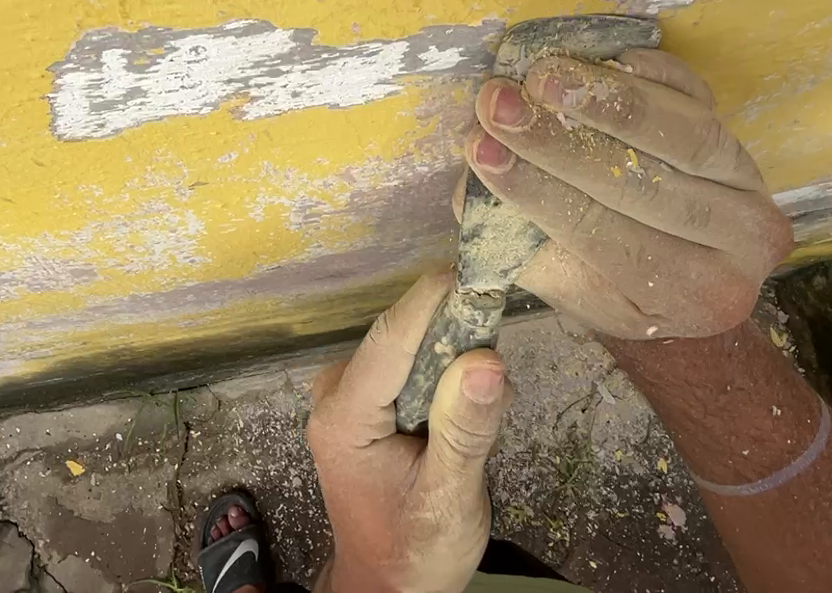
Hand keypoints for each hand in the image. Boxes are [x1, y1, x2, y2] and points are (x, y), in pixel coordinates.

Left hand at [306, 269, 514, 592]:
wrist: (387, 583)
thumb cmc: (414, 551)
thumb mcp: (449, 500)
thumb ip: (466, 431)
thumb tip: (487, 360)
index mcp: (343, 417)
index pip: (389, 341)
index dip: (428, 301)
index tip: (468, 270)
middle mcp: (335, 393)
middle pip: (398, 339)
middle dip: (448, 327)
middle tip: (496, 316)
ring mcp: (346, 392)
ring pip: (405, 348)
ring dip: (448, 349)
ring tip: (488, 365)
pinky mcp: (362, 397)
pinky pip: (406, 364)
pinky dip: (439, 368)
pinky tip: (465, 390)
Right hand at [462, 47, 791, 338]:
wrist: (675, 262)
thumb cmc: (602, 273)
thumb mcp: (556, 276)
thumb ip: (514, 231)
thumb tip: (473, 172)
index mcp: (683, 299)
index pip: (602, 235)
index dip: (536, 190)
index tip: (481, 150)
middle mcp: (738, 251)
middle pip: (642, 184)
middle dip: (559, 141)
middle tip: (499, 104)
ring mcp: (751, 188)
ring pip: (682, 137)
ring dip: (602, 100)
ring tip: (539, 76)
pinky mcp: (740, 134)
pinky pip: (696, 93)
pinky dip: (646, 73)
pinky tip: (593, 60)